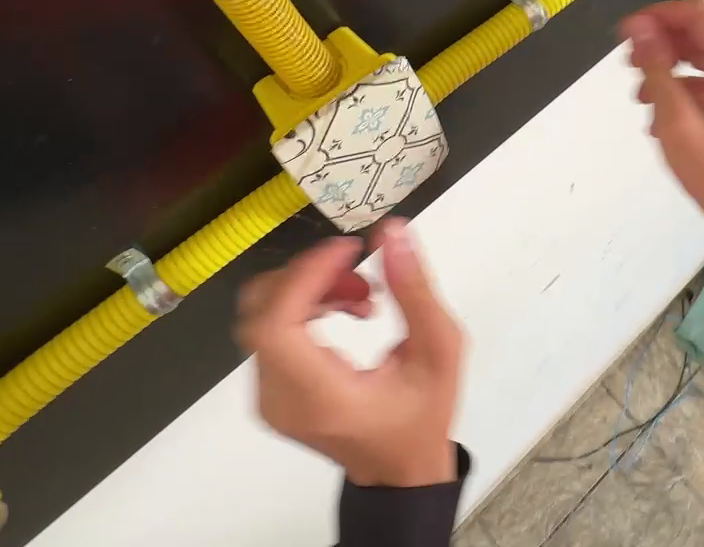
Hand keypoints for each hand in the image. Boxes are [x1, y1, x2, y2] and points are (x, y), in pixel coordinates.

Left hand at [236, 219, 462, 486]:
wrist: (399, 471)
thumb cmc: (424, 414)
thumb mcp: (440, 348)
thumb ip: (415, 290)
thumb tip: (392, 231)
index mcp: (321, 397)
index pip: (278, 325)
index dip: (305, 274)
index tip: (351, 249)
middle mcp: (279, 399)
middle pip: (262, 311)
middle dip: (311, 275)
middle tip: (362, 273)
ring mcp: (268, 397)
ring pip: (263, 314)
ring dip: (311, 287)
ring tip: (364, 295)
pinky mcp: (269, 389)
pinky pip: (272, 329)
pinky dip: (305, 304)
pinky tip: (347, 309)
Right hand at [621, 0, 703, 261]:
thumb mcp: (675, 116)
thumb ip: (656, 66)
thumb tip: (637, 26)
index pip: (697, 13)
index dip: (659, 15)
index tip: (627, 33)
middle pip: (695, 32)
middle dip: (659, 42)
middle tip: (629, 64)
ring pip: (695, 55)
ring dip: (664, 66)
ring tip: (641, 95)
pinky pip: (701, 78)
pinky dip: (677, 86)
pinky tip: (657, 114)